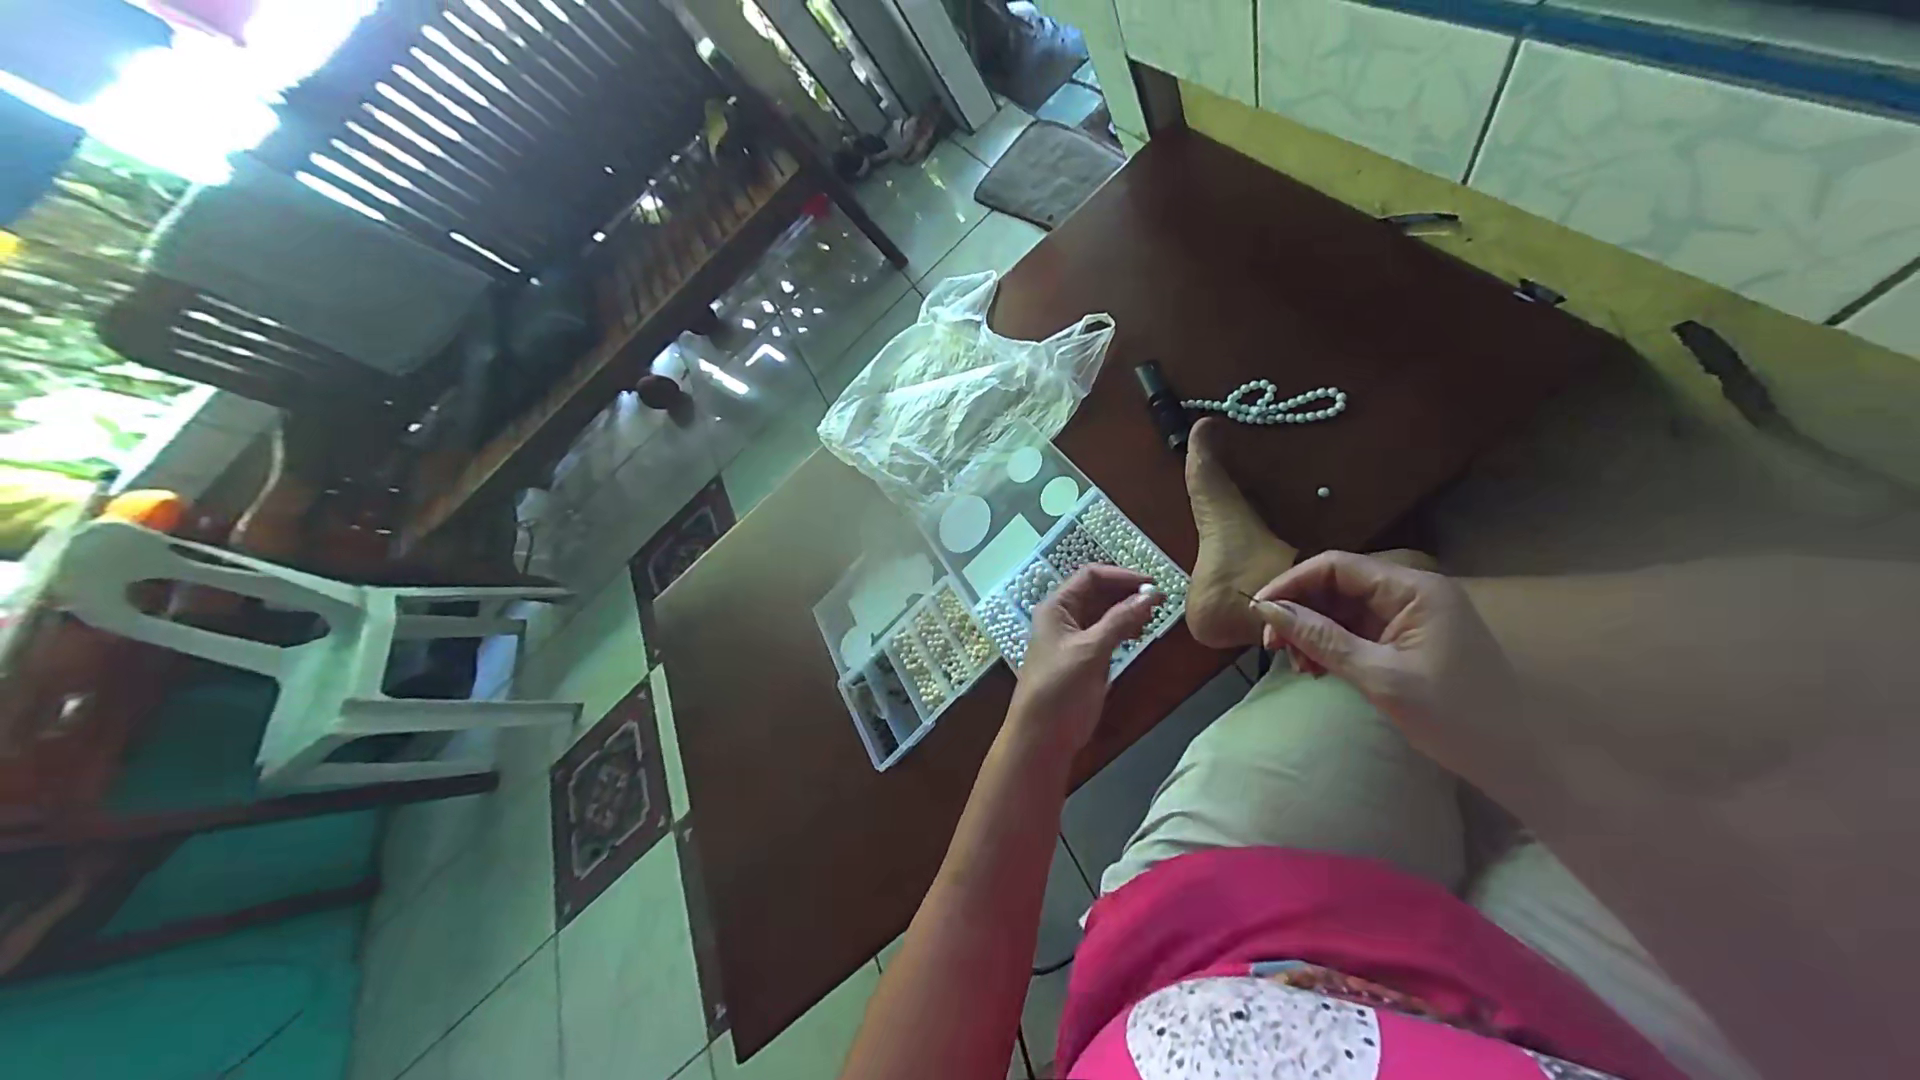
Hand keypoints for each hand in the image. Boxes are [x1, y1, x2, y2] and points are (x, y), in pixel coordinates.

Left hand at [1010, 565, 1159, 751]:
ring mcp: (1075, 637)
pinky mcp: (1085, 656)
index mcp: (1056, 607)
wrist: (1043, 734)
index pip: (1090, 576)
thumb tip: (1151, 596)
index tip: (1152, 583)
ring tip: (1154, 615)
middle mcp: (1064, 617)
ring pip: (1104, 612)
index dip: (1121, 576)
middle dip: (1127, 592)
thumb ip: (1120, 621)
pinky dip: (1124, 628)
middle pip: (1098, 592)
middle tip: (1160, 599)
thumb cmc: (1060, 687)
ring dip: (1128, 609)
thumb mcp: (1090, 650)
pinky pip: (1107, 632)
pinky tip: (1141, 631)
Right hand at [1252, 552, 1522, 770]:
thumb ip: (1322, 638)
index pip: (1336, 566)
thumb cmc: (1455, 716)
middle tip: (1272, 646)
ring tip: (1296, 664)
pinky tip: (1317, 668)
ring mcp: (1410, 616)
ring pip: (1341, 608)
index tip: (1257, 612)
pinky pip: (1355, 629)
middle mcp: (1411, 592)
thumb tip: (1268, 610)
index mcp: (1413, 589)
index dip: (1291, 583)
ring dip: (1310, 631)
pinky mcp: (1407, 639)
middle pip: (1335, 585)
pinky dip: (1329, 645)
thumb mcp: (1379, 676)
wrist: (1519, 761)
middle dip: (1298, 611)